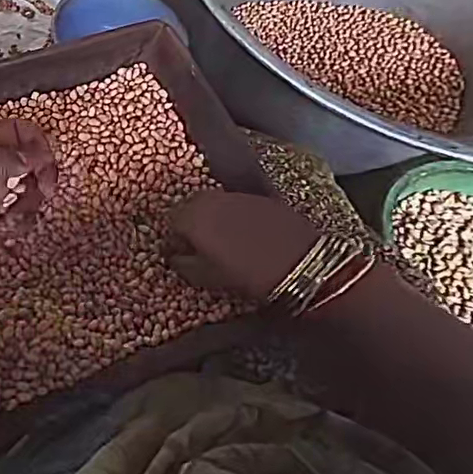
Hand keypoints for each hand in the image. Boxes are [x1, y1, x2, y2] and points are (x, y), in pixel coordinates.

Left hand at [0, 119, 57, 293]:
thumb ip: (7, 159)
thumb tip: (36, 156)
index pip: (19, 129)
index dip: (36, 141)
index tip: (44, 161)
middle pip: (34, 159)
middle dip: (42, 175)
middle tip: (44, 188)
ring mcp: (0, 194)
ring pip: (34, 188)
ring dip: (28, 204)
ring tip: (7, 215)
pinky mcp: (4, 217)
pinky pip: (28, 213)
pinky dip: (20, 222)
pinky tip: (2, 229)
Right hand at [167, 190, 321, 299]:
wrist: (302, 262)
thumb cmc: (247, 274)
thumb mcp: (208, 278)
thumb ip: (184, 265)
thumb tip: (174, 256)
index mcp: (192, 217)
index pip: (169, 220)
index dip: (173, 238)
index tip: (180, 254)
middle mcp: (209, 199)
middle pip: (189, 206)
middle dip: (189, 223)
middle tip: (198, 246)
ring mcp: (235, 195)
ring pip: (212, 203)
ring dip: (210, 218)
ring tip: (221, 241)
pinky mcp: (258, 197)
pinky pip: (233, 204)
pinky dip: (231, 216)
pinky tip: (243, 234)